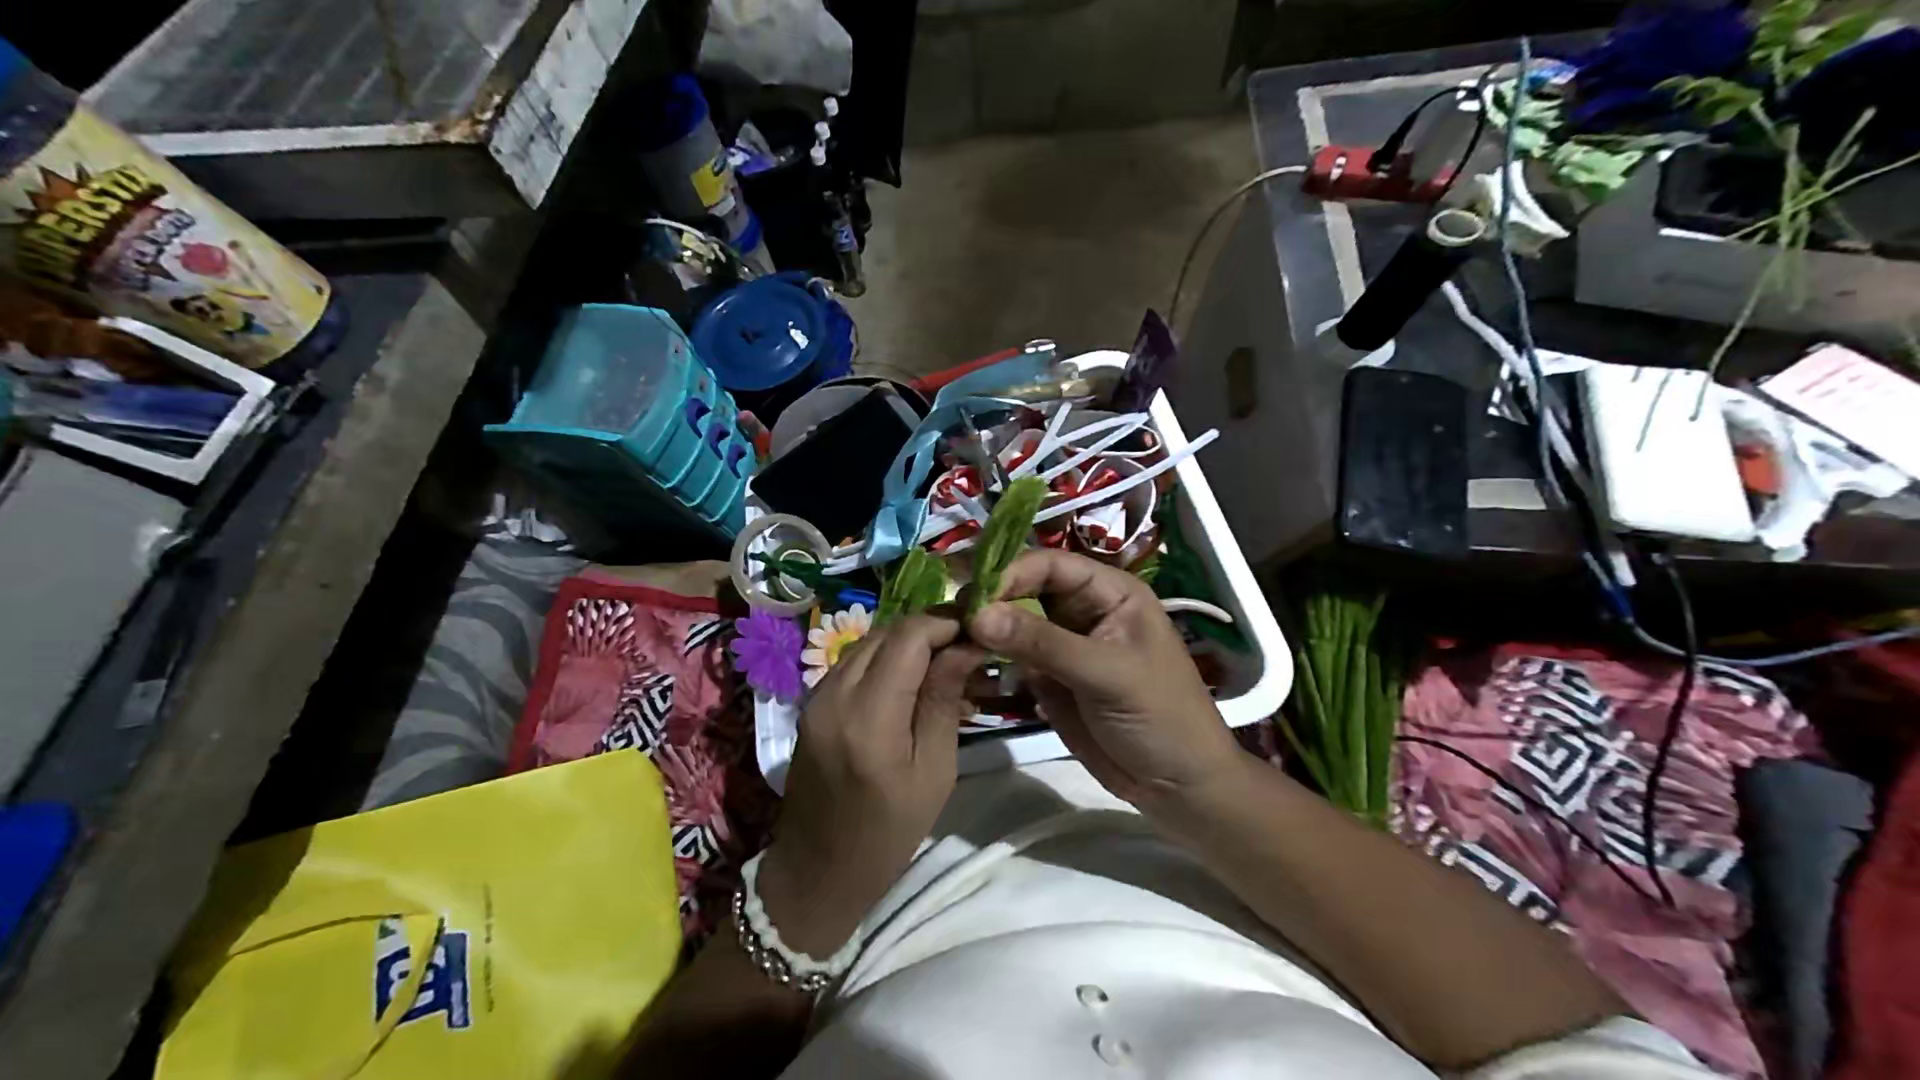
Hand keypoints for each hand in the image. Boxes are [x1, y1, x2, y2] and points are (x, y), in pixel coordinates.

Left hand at [757, 615, 984, 956]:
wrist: (817, 871)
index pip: (910, 636)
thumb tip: (966, 646)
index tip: (981, 633)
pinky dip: (887, 662)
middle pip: (888, 632)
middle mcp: (835, 692)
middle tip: (970, 650)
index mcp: (869, 714)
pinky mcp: (813, 703)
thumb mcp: (933, 770)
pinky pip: (855, 664)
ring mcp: (818, 695)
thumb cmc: (887, 833)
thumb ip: (943, 699)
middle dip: (932, 630)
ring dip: (910, 645)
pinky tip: (914, 684)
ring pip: (871, 643)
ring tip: (948, 668)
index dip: (947, 623)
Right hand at [967, 550, 1241, 808]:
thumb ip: (1043, 643)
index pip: (1051, 565)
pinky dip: (988, 654)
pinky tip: (960, 655)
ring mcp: (1063, 643)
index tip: (971, 593)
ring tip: (946, 631)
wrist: (1178, 786)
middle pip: (1027, 587)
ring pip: (1015, 620)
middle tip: (949, 612)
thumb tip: (977, 614)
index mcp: (1110, 592)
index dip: (1011, 572)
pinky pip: (1012, 655)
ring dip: (984, 624)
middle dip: (990, 595)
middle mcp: (1083, 609)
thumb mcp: (1106, 674)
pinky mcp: (1049, 676)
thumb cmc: (1160, 716)